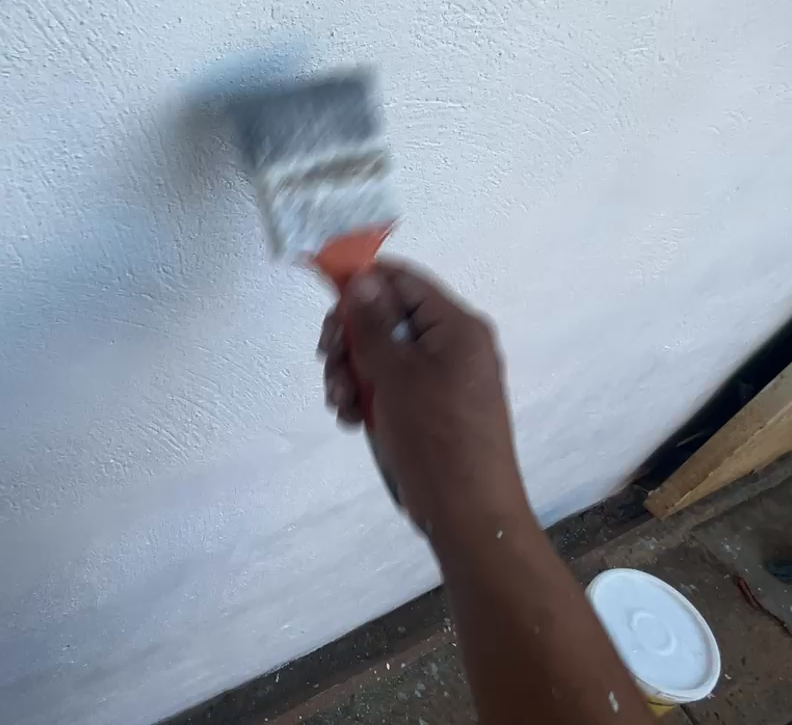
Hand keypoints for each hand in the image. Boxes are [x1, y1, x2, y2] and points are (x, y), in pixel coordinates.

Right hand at [318, 260, 522, 514]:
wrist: (467, 516)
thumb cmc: (434, 437)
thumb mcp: (395, 373)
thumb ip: (373, 321)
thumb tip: (362, 276)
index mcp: (455, 326)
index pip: (402, 280)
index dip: (361, 282)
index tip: (324, 296)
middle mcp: (451, 344)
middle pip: (385, 315)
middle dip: (349, 337)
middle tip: (327, 361)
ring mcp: (441, 376)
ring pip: (380, 351)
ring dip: (350, 371)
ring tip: (339, 403)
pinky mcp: (429, 404)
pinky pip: (389, 382)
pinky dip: (365, 394)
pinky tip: (350, 418)